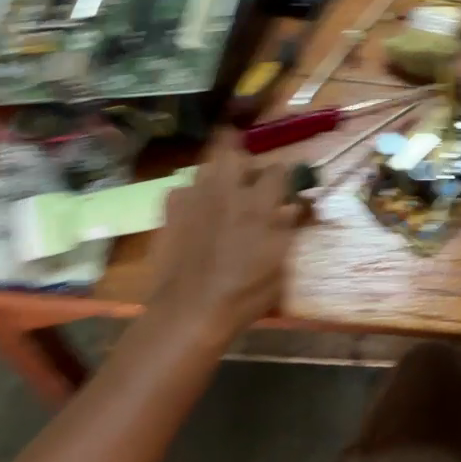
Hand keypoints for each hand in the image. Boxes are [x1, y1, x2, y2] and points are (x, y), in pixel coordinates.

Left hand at [147, 131, 301, 345]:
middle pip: (231, 149)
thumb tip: (292, 207)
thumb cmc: (244, 294)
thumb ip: (287, 230)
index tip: (286, 188)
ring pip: (204, 166)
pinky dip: (191, 197)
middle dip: (241, 154)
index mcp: (259, 203)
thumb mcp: (281, 266)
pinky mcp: (168, 213)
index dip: (284, 176)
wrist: (189, 312)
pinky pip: (181, 190)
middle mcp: (226, 191)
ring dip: (216, 173)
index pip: (278, 169)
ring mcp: (193, 199)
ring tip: (222, 192)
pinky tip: (195, 213)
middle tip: (247, 175)